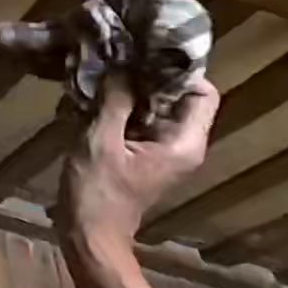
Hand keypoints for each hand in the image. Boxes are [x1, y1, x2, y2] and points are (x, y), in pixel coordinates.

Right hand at [55, 75, 219, 287]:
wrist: (89, 235)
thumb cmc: (98, 191)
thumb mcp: (100, 142)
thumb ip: (114, 103)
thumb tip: (120, 66)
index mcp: (183, 142)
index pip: (202, 92)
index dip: (177, 69)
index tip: (142, 51)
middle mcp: (179, 143)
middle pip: (174, 96)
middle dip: (143, 75)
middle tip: (112, 56)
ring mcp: (158, 149)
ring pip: (151, 106)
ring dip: (124, 90)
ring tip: (94, 72)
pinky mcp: (137, 153)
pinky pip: (133, 119)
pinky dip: (114, 106)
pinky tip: (85, 98)